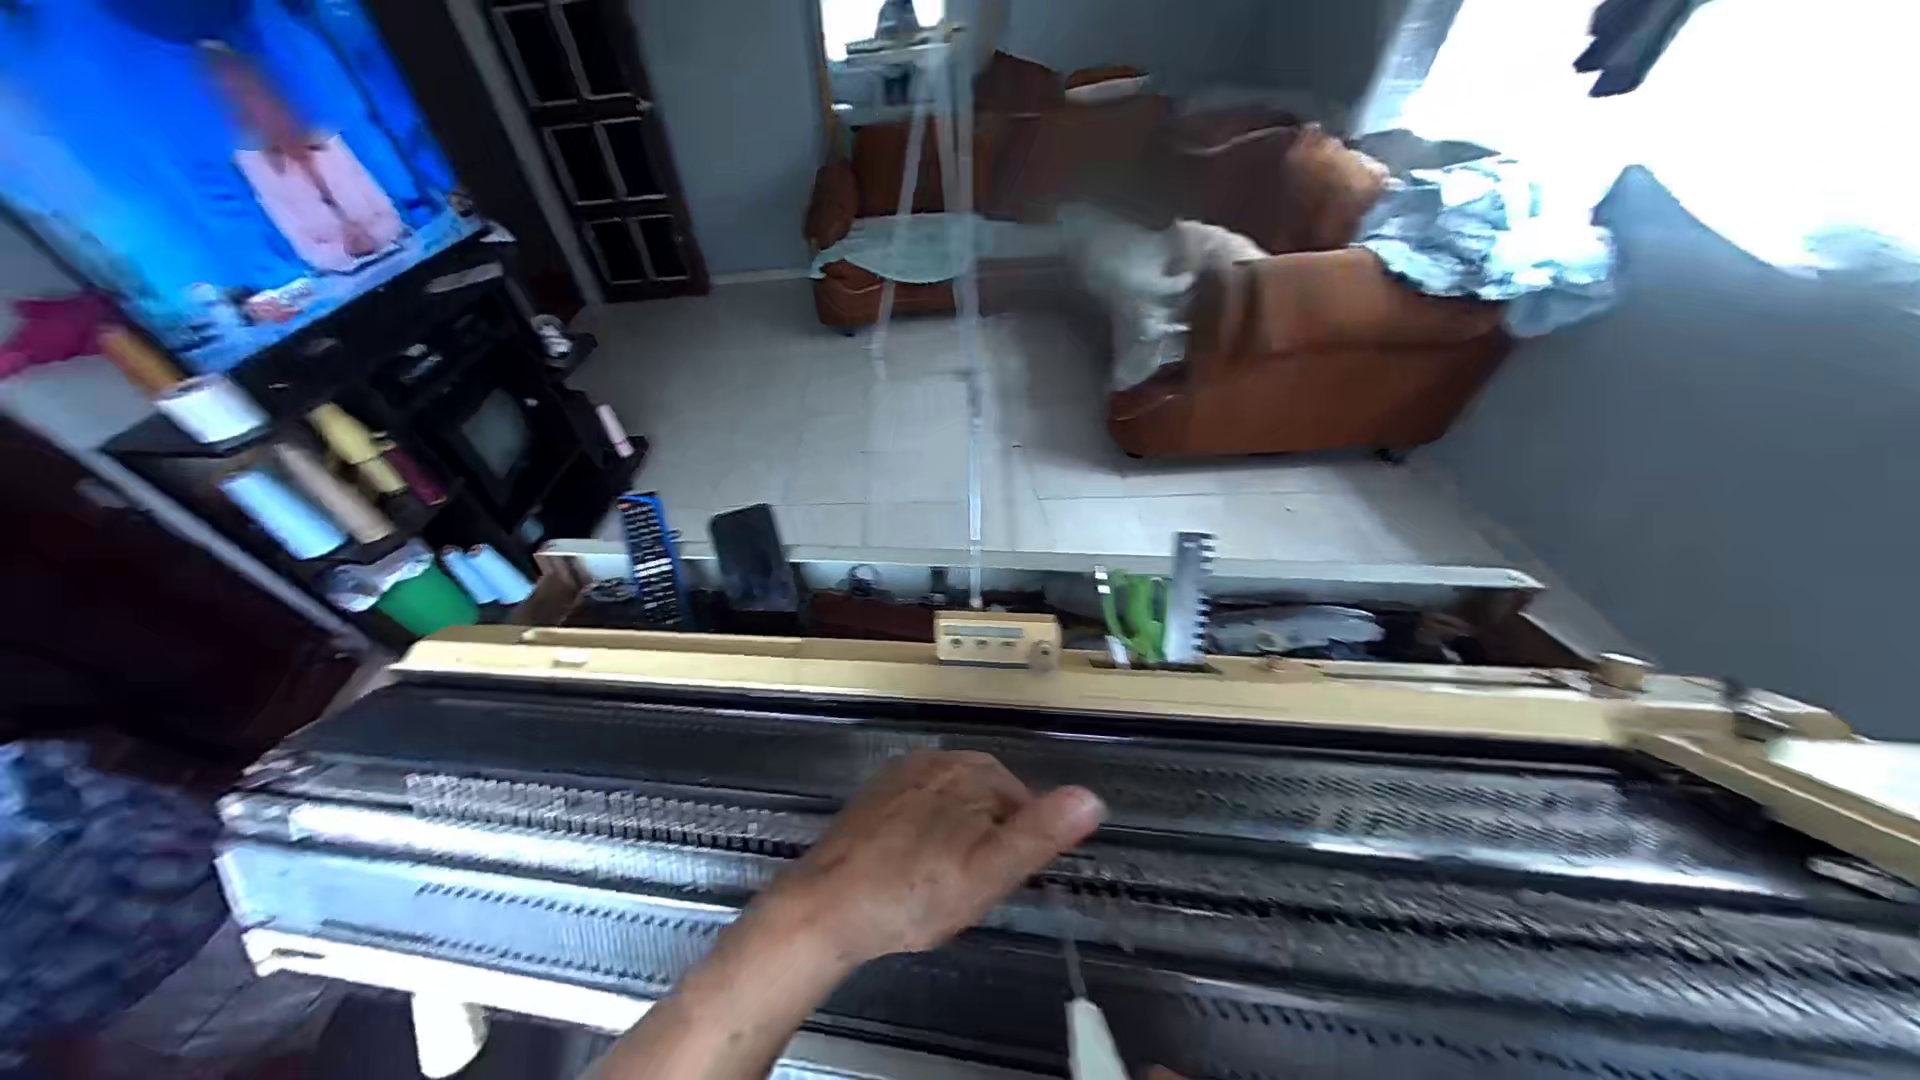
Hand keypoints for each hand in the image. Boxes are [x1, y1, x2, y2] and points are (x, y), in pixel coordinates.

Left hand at [754, 750, 1105, 966]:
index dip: (1015, 850)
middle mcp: (939, 758)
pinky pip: (920, 810)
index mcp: (974, 771)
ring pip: (953, 808)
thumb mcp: (989, 871)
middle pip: (988, 803)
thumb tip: (1091, 797)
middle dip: (985, 843)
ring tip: (935, 885)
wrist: (826, 906)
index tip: (993, 885)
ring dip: (955, 840)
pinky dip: (924, 836)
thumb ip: (1040, 832)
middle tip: (964, 890)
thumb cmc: (913, 893)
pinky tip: (908, 869)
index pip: (1023, 806)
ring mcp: (903, 773)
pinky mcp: (877, 793)